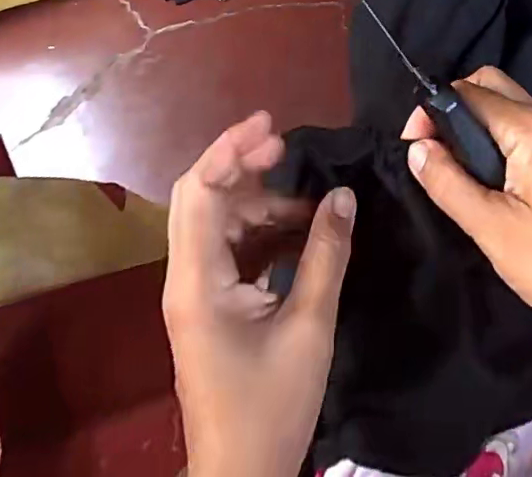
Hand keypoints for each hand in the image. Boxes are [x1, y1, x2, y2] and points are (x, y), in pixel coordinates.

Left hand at [163, 112, 355, 476]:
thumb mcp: (309, 324)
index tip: (272, 124)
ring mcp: (199, 290)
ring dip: (265, 200)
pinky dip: (268, 228)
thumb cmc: (271, 406)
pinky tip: (305, 230)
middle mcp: (188, 277)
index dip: (230, 149)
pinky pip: (237, 245)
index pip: (201, 193)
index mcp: (198, 281)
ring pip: (223, 219)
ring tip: (314, 201)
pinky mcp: (214, 301)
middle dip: (245, 164)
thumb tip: (343, 195)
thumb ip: (325, 252)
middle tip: (292, 148)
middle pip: (205, 197)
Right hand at [401, 67, 531, 348]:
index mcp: (531, 129)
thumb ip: (449, 183)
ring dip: (472, 126)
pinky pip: (520, 130)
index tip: (411, 147)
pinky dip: (493, 140)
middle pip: (490, 86)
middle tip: (431, 154)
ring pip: (505, 108)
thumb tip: (417, 147)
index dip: (433, 110)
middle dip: (453, 106)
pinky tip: (482, 181)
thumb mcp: (493, 229)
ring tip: (451, 172)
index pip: (470, 91)